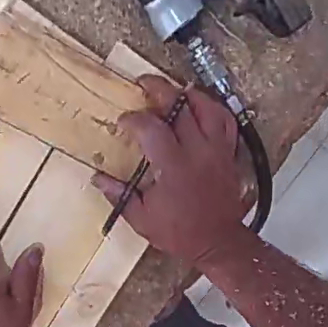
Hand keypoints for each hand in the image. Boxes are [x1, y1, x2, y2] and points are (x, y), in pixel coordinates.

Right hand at [93, 76, 250, 267]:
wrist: (218, 243)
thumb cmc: (181, 232)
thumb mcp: (142, 219)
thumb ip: (120, 195)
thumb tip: (98, 177)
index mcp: (173, 167)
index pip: (151, 127)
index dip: (133, 119)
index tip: (123, 123)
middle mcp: (198, 152)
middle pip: (181, 106)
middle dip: (159, 89)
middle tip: (145, 83)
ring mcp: (217, 151)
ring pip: (208, 108)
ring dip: (189, 94)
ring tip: (174, 90)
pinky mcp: (229, 155)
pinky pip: (227, 122)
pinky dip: (215, 109)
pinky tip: (202, 107)